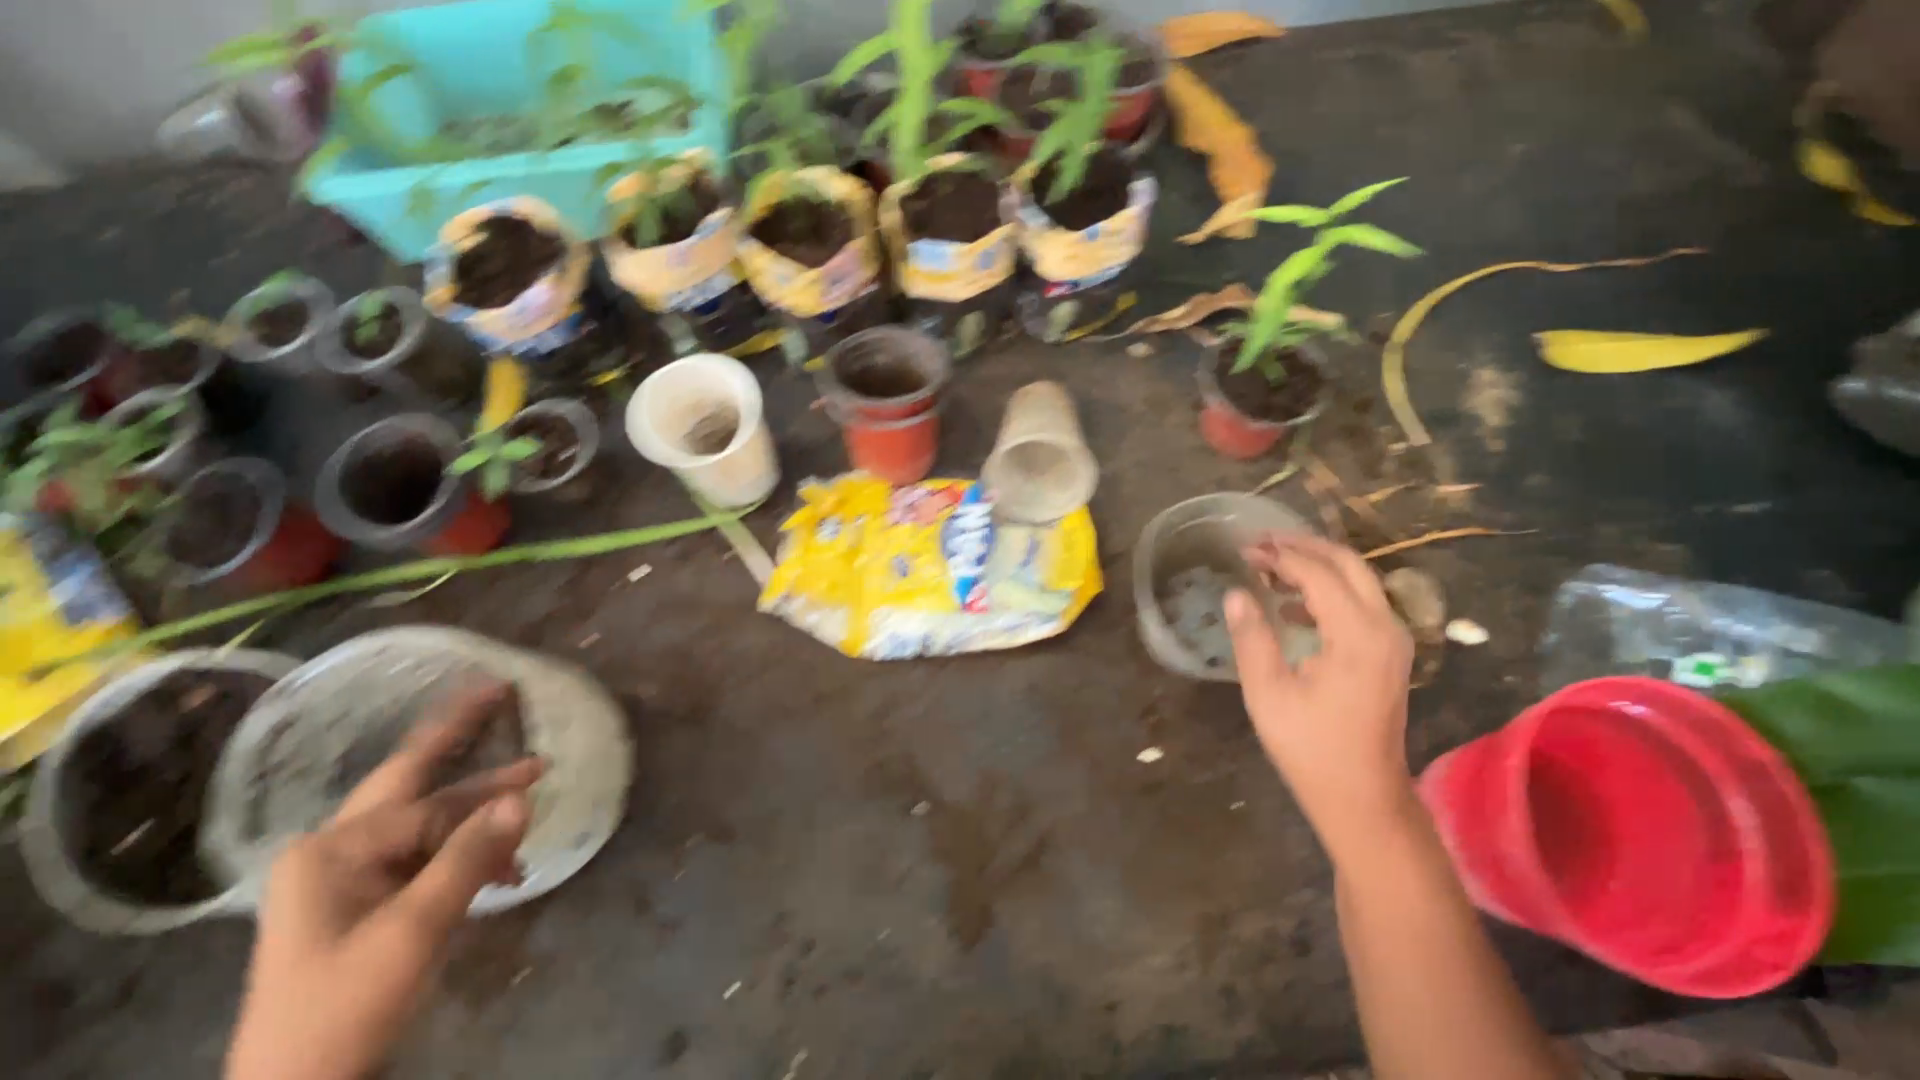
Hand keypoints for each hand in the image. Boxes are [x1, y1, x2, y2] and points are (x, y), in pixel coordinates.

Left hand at [226, 680, 543, 1079]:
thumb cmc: (347, 1004)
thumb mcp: (415, 931)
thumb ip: (469, 858)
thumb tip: (523, 795)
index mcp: (333, 849)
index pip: (429, 807)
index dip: (489, 787)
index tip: (542, 765)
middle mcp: (330, 850)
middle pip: (406, 782)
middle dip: (453, 738)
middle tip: (493, 693)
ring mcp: (338, 877)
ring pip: (417, 822)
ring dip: (469, 814)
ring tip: (523, 801)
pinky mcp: (354, 903)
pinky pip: (415, 858)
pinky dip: (456, 855)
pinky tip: (494, 869)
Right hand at [1225, 533, 1416, 854]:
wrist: (1363, 796)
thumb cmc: (1311, 748)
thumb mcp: (1269, 693)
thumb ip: (1252, 637)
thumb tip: (1236, 594)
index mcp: (1358, 635)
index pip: (1319, 574)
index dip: (1279, 556)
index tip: (1243, 550)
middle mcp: (1385, 628)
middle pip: (1348, 564)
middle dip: (1303, 547)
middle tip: (1260, 543)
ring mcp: (1393, 640)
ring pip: (1358, 581)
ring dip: (1316, 566)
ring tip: (1269, 568)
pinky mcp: (1388, 654)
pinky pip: (1360, 604)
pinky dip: (1327, 592)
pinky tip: (1292, 605)